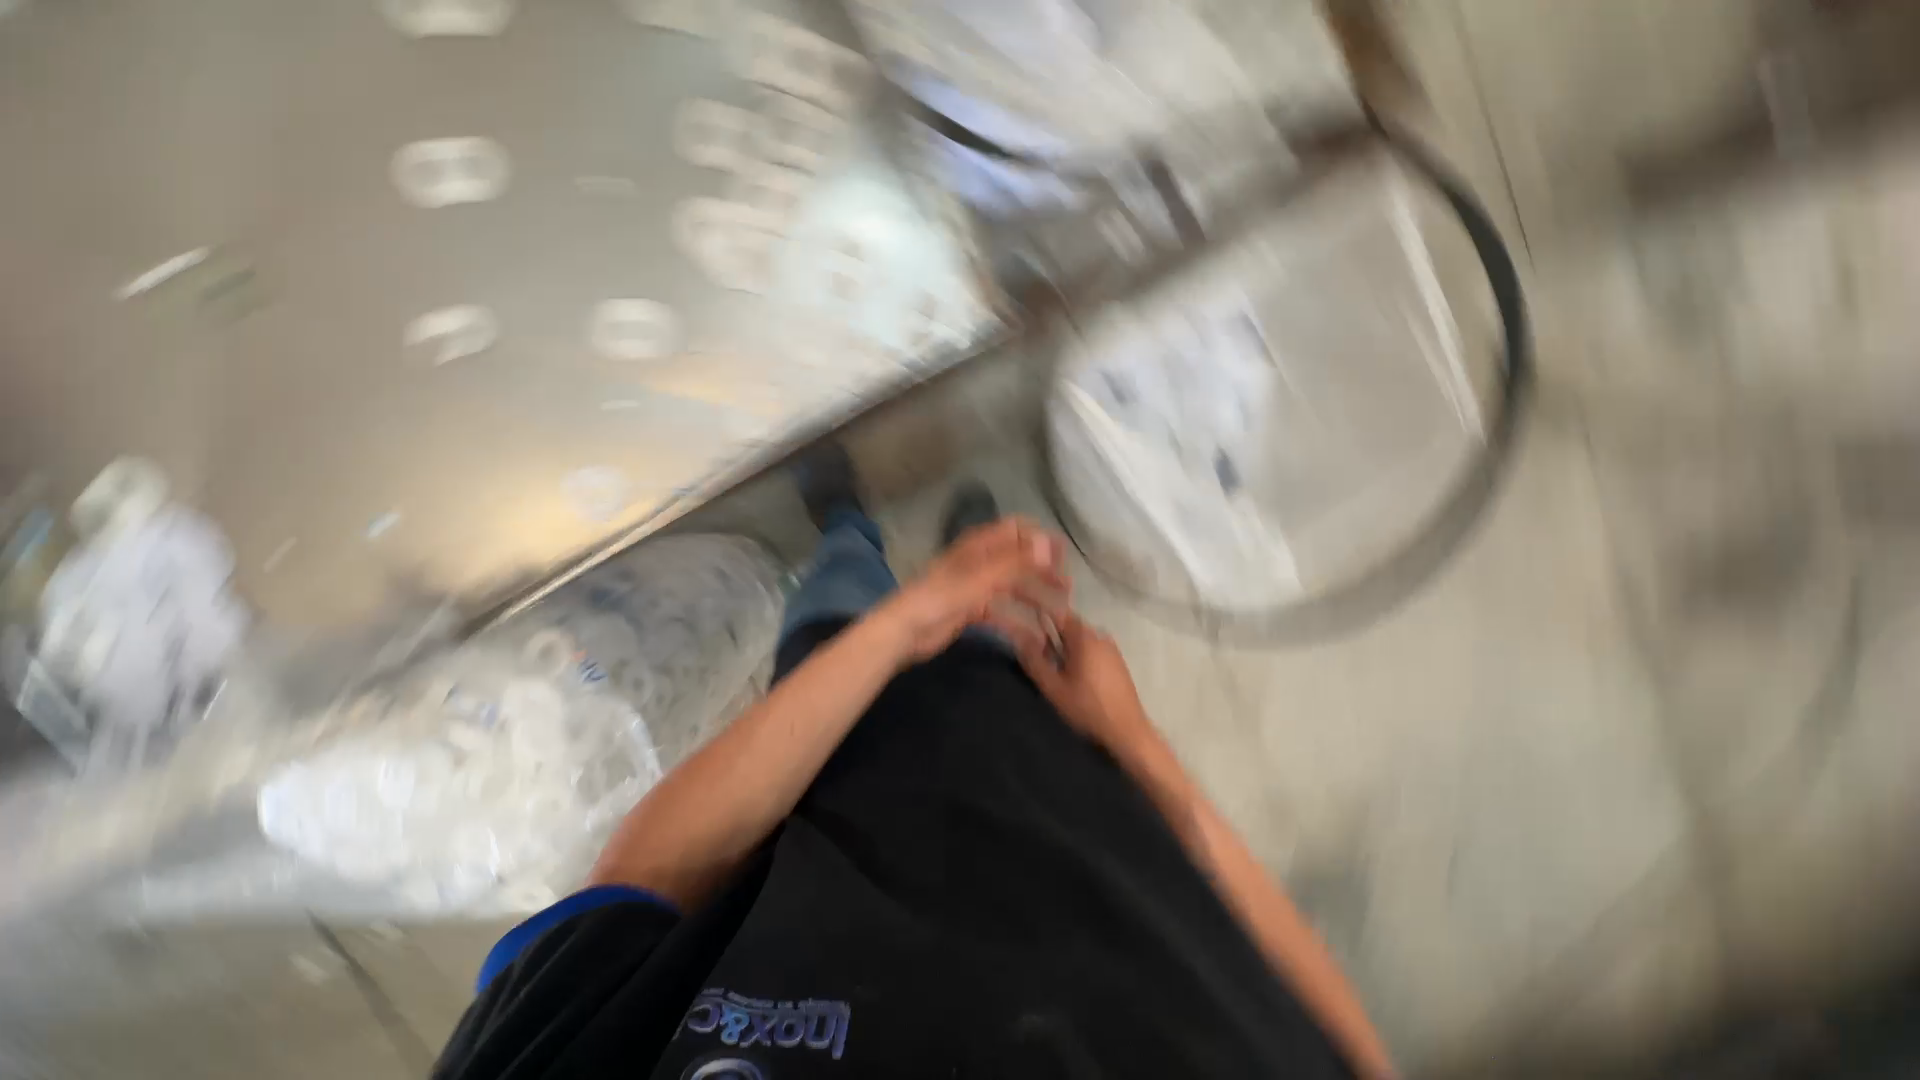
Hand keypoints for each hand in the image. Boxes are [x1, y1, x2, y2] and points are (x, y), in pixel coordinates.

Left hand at [868, 517, 1069, 664]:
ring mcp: (975, 587)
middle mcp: (979, 562)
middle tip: (1067, 589)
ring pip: (1013, 589)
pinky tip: (1035, 639)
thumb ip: (1017, 561)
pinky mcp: (970, 611)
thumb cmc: (941, 597)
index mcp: (979, 546)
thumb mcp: (982, 578)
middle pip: (1018, 561)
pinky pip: (1001, 614)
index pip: (1016, 530)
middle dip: (1043, 573)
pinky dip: (1018, 624)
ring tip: (1059, 615)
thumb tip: (1050, 543)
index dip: (1040, 539)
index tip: (1063, 556)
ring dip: (1035, 599)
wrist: (904, 629)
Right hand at [997, 608, 1152, 752]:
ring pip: (1082, 640)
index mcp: (1084, 637)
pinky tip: (1079, 680)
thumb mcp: (1053, 687)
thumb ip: (1034, 660)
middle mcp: (1100, 636)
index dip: (1041, 620)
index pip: (1058, 614)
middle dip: (1054, 640)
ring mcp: (1112, 648)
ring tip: (1060, 674)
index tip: (1029, 633)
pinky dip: (1082, 657)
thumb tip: (1019, 636)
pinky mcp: (1119, 662)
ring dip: (1068, 650)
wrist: (1126, 731)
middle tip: (1043, 661)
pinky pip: (1094, 650)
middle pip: (1070, 628)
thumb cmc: (1087, 708)